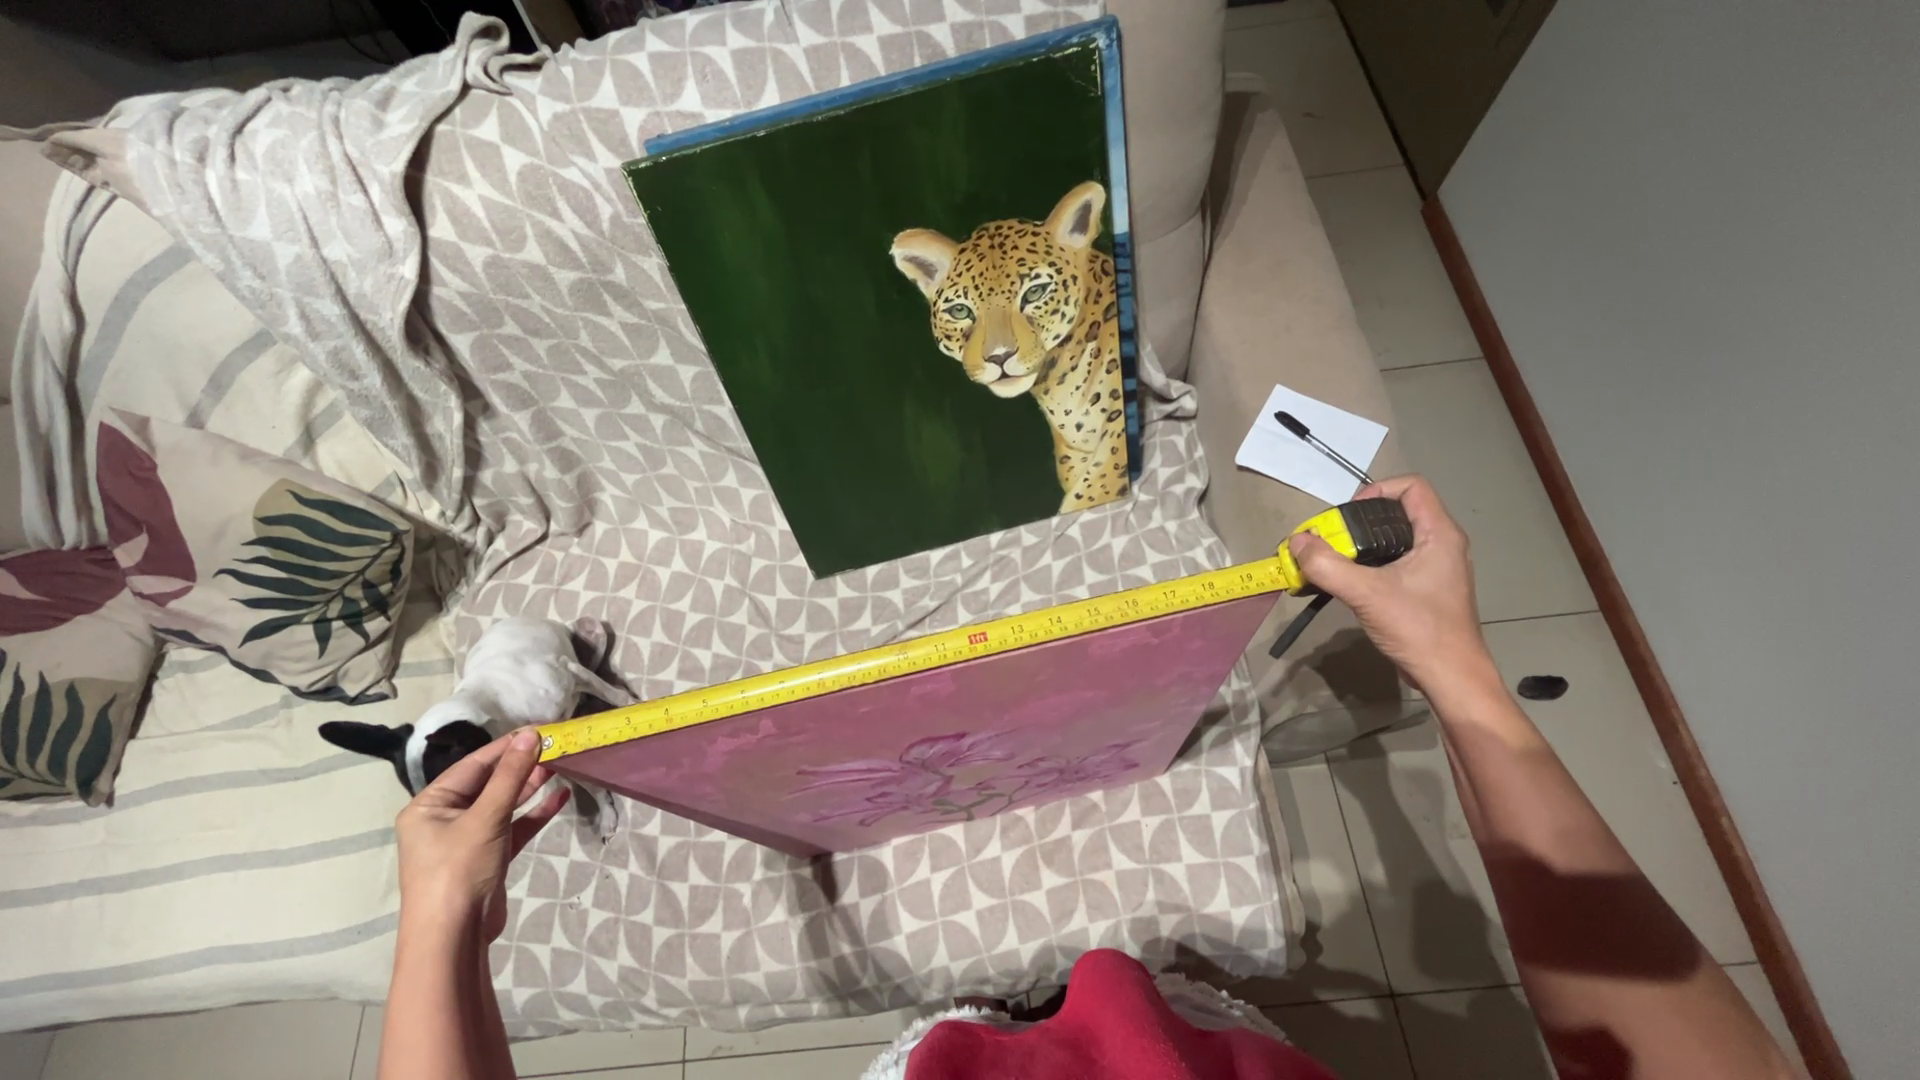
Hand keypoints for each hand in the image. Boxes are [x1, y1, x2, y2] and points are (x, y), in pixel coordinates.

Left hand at [393, 728, 568, 941]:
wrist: (453, 937)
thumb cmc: (458, 871)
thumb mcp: (485, 819)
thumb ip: (510, 776)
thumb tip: (531, 735)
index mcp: (430, 805)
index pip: (474, 765)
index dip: (507, 747)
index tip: (541, 730)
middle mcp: (445, 818)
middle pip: (489, 782)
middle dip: (522, 765)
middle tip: (556, 746)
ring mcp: (467, 838)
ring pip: (504, 803)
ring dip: (530, 786)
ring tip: (561, 766)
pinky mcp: (489, 856)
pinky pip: (514, 826)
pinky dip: (535, 813)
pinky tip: (560, 798)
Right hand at [1288, 475, 1494, 693]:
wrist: (1449, 676)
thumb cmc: (1418, 629)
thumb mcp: (1366, 594)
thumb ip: (1327, 565)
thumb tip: (1297, 542)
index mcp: (1439, 534)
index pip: (1412, 487)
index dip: (1376, 491)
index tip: (1348, 517)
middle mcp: (1442, 544)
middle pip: (1398, 512)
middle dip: (1359, 522)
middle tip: (1332, 541)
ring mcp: (1436, 568)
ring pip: (1394, 539)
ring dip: (1360, 546)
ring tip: (1334, 562)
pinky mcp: (1427, 588)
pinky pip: (1395, 562)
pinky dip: (1369, 565)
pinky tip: (1349, 583)